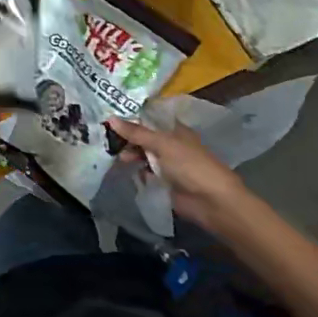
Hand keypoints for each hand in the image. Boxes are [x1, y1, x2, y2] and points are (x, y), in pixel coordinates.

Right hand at [108, 117, 253, 231]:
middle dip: (126, 136)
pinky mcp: (162, 179)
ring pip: (141, 153)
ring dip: (128, 153)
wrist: (212, 202)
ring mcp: (166, 163)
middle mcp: (170, 144)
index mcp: (175, 131)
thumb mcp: (163, 144)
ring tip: (116, 156)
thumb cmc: (191, 166)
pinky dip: (133, 168)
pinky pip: (142, 170)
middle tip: (105, 136)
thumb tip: (110, 118)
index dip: (131, 115)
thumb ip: (136, 132)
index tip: (108, 114)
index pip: (149, 118)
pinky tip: (122, 167)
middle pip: (142, 136)